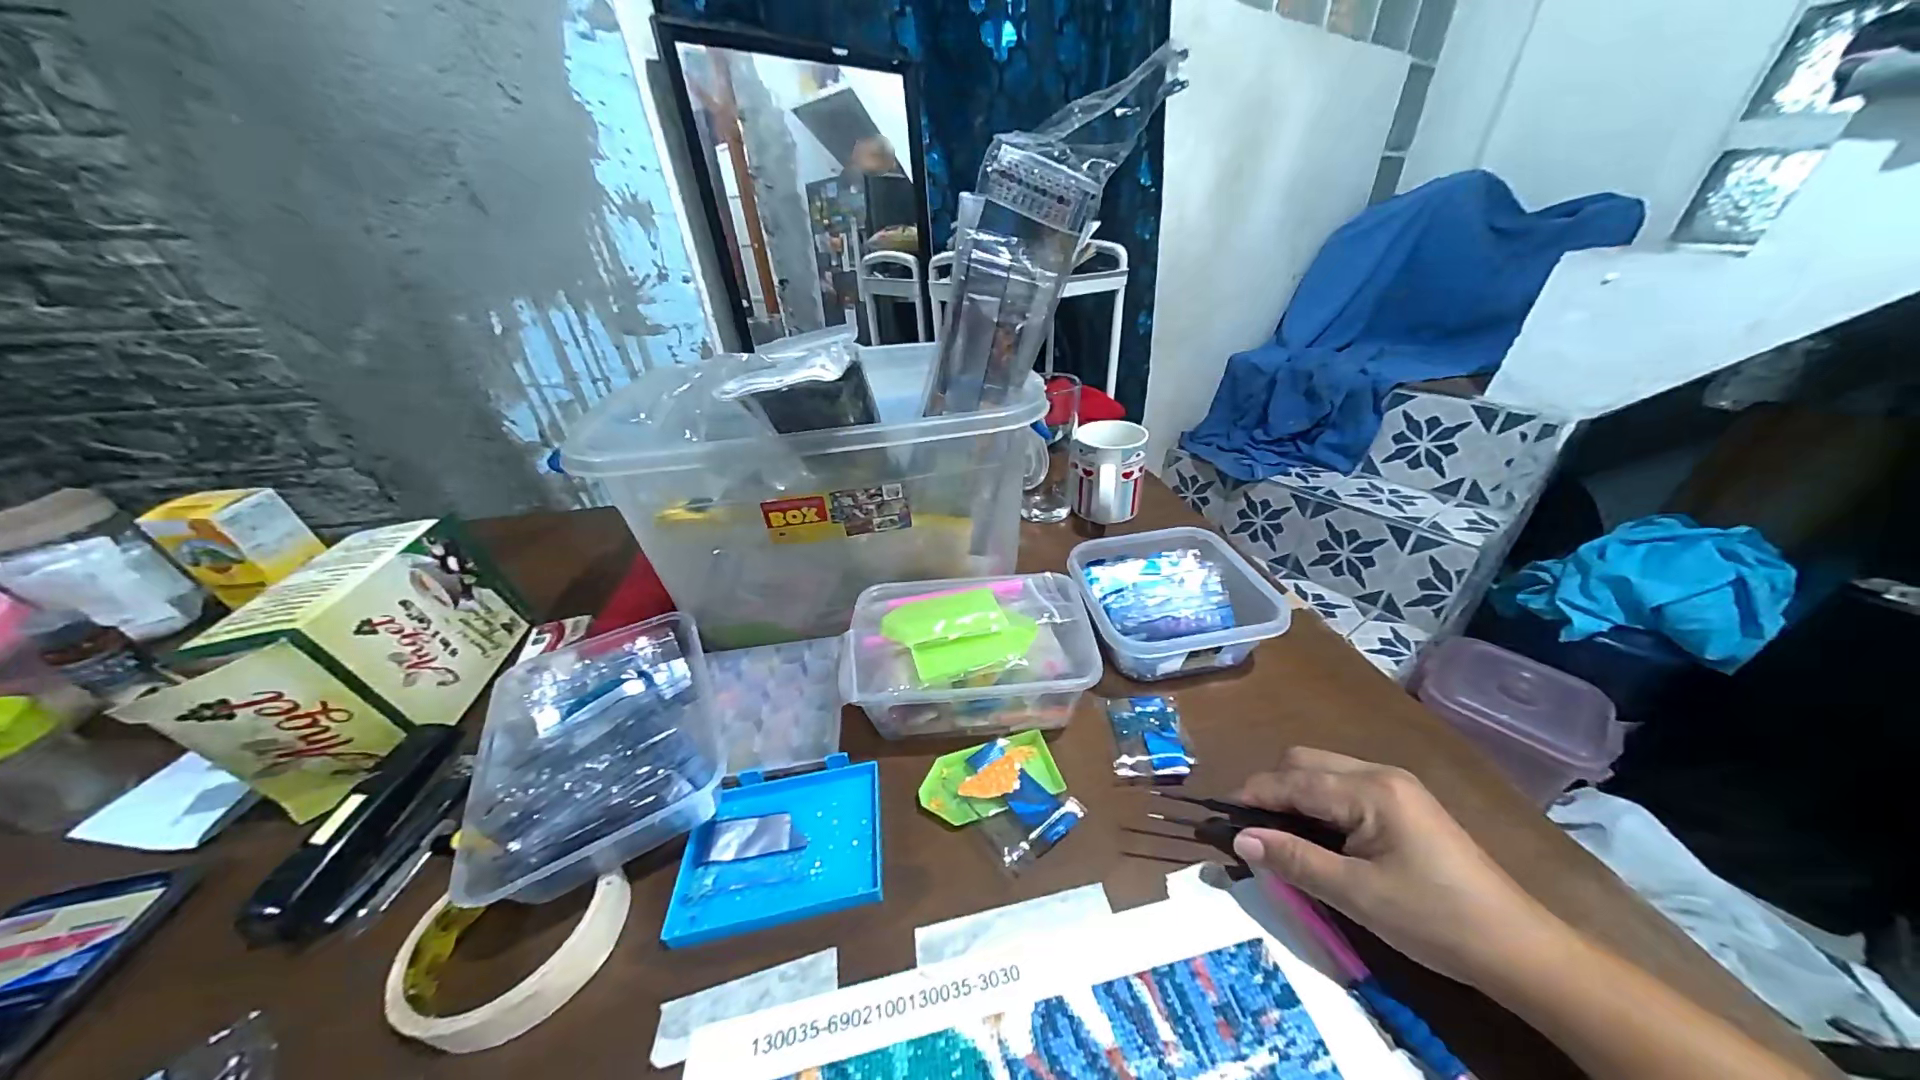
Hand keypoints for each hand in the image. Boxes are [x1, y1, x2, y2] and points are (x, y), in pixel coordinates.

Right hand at [1232, 747, 1570, 987]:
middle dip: (1271, 789)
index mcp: (1370, 789)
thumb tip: (1240, 840)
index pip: (1292, 780)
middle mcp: (1380, 774)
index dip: (1252, 797)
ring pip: (1322, 771)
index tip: (1221, 820)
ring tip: (1280, 836)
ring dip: (1294, 795)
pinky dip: (1318, 804)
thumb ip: (1295, 860)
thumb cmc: (1435, 920)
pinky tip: (1317, 836)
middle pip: (1304, 762)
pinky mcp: (1404, 804)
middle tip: (1254, 831)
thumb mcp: (1356, 894)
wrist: (1520, 949)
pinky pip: (1343, 788)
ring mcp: (1395, 786)